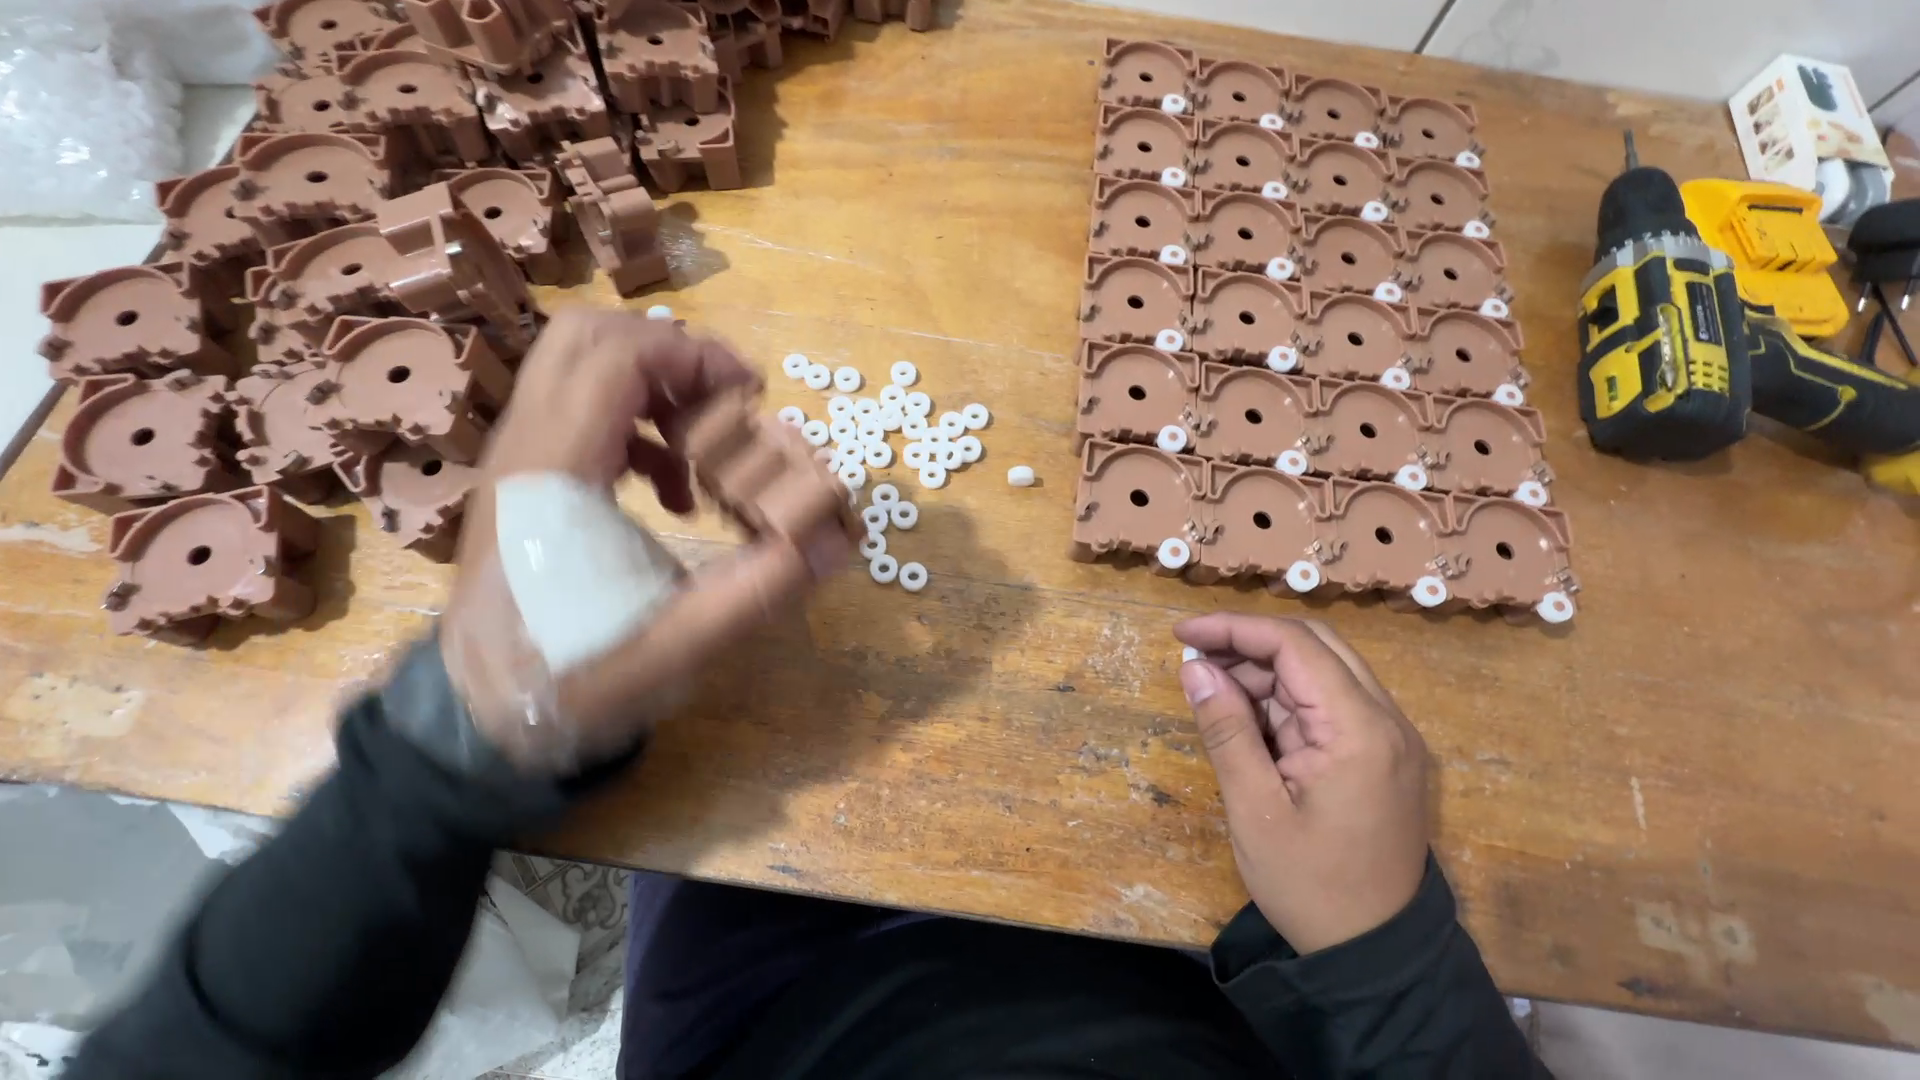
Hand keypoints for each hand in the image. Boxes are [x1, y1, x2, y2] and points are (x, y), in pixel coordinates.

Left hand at [440, 309, 852, 772]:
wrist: (479, 717)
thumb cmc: (574, 679)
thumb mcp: (678, 644)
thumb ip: (760, 587)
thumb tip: (836, 538)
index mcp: (555, 474)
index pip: (617, 359)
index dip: (696, 359)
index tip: (754, 399)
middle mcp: (526, 448)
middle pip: (590, 338)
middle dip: (676, 357)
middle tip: (732, 406)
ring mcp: (518, 459)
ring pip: (581, 366)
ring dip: (658, 388)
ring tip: (707, 451)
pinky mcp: (526, 479)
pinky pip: (580, 411)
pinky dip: (638, 425)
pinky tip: (674, 489)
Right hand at [1175, 615, 1429, 953]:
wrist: (1375, 955)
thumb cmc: (1310, 885)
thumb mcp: (1254, 809)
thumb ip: (1225, 730)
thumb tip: (1193, 668)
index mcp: (1359, 729)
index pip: (1295, 644)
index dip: (1233, 628)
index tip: (1181, 633)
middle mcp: (1384, 718)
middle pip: (1314, 645)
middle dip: (1249, 641)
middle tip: (1193, 656)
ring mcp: (1387, 736)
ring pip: (1321, 669)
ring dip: (1264, 669)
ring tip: (1209, 686)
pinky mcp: (1378, 753)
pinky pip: (1328, 702)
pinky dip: (1282, 698)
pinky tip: (1244, 713)